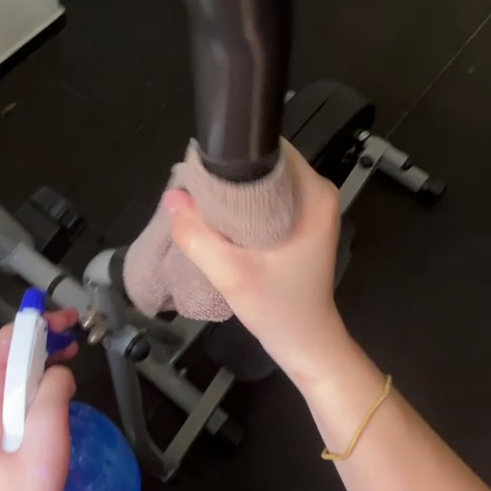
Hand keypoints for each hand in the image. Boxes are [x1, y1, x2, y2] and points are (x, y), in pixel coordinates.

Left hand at [0, 310, 79, 490]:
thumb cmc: (29, 478)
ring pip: (16, 367)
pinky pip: (17, 387)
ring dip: (44, 357)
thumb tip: (60, 371)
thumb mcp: (48, 424)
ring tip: (72, 356)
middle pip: (11, 348)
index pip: (9, 336)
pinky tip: (60, 386)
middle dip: (44, 337)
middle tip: (77, 337)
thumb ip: (55, 384)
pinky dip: (39, 377)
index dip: (40, 322)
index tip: (71, 320)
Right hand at [163, 149, 354, 384]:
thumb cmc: (278, 307)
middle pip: (265, 161)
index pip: (270, 148)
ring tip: (205, 204)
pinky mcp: (301, 221)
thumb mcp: (231, 273)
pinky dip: (244, 204)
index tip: (204, 167)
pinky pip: (267, 197)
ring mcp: (311, 207)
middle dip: (230, 171)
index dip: (235, 152)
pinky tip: (222, 219)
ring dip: (235, 189)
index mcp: (314, 193)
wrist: (305, 342)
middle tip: (198, 189)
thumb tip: (172, 197)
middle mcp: (318, 192)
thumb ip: (196, 235)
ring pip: (264, 179)